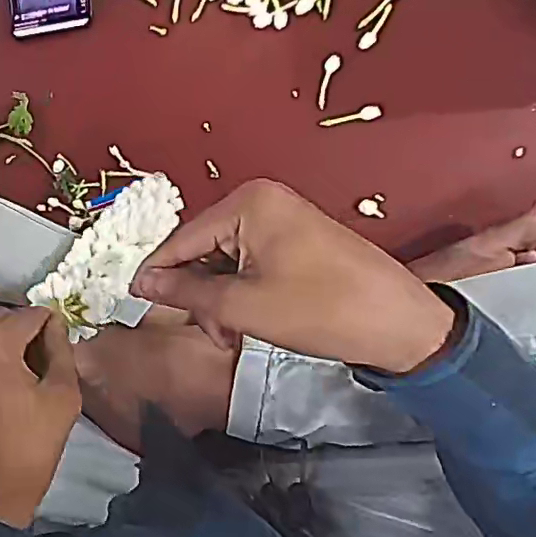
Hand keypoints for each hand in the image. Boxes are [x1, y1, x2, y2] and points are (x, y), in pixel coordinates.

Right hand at [129, 180, 456, 373]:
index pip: (184, 237)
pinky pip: (250, 263)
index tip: (136, 298)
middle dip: (199, 292)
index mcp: (249, 204)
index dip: (157, 271)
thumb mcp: (244, 305)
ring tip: (231, 334)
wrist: (399, 324)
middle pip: (204, 248)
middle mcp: (263, 201)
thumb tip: (144, 282)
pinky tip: (247, 322)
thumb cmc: (323, 309)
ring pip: (226, 260)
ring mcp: (281, 219)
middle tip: (207, 331)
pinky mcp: (295, 240)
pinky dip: (242, 293)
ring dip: (220, 298)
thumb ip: (187, 290)